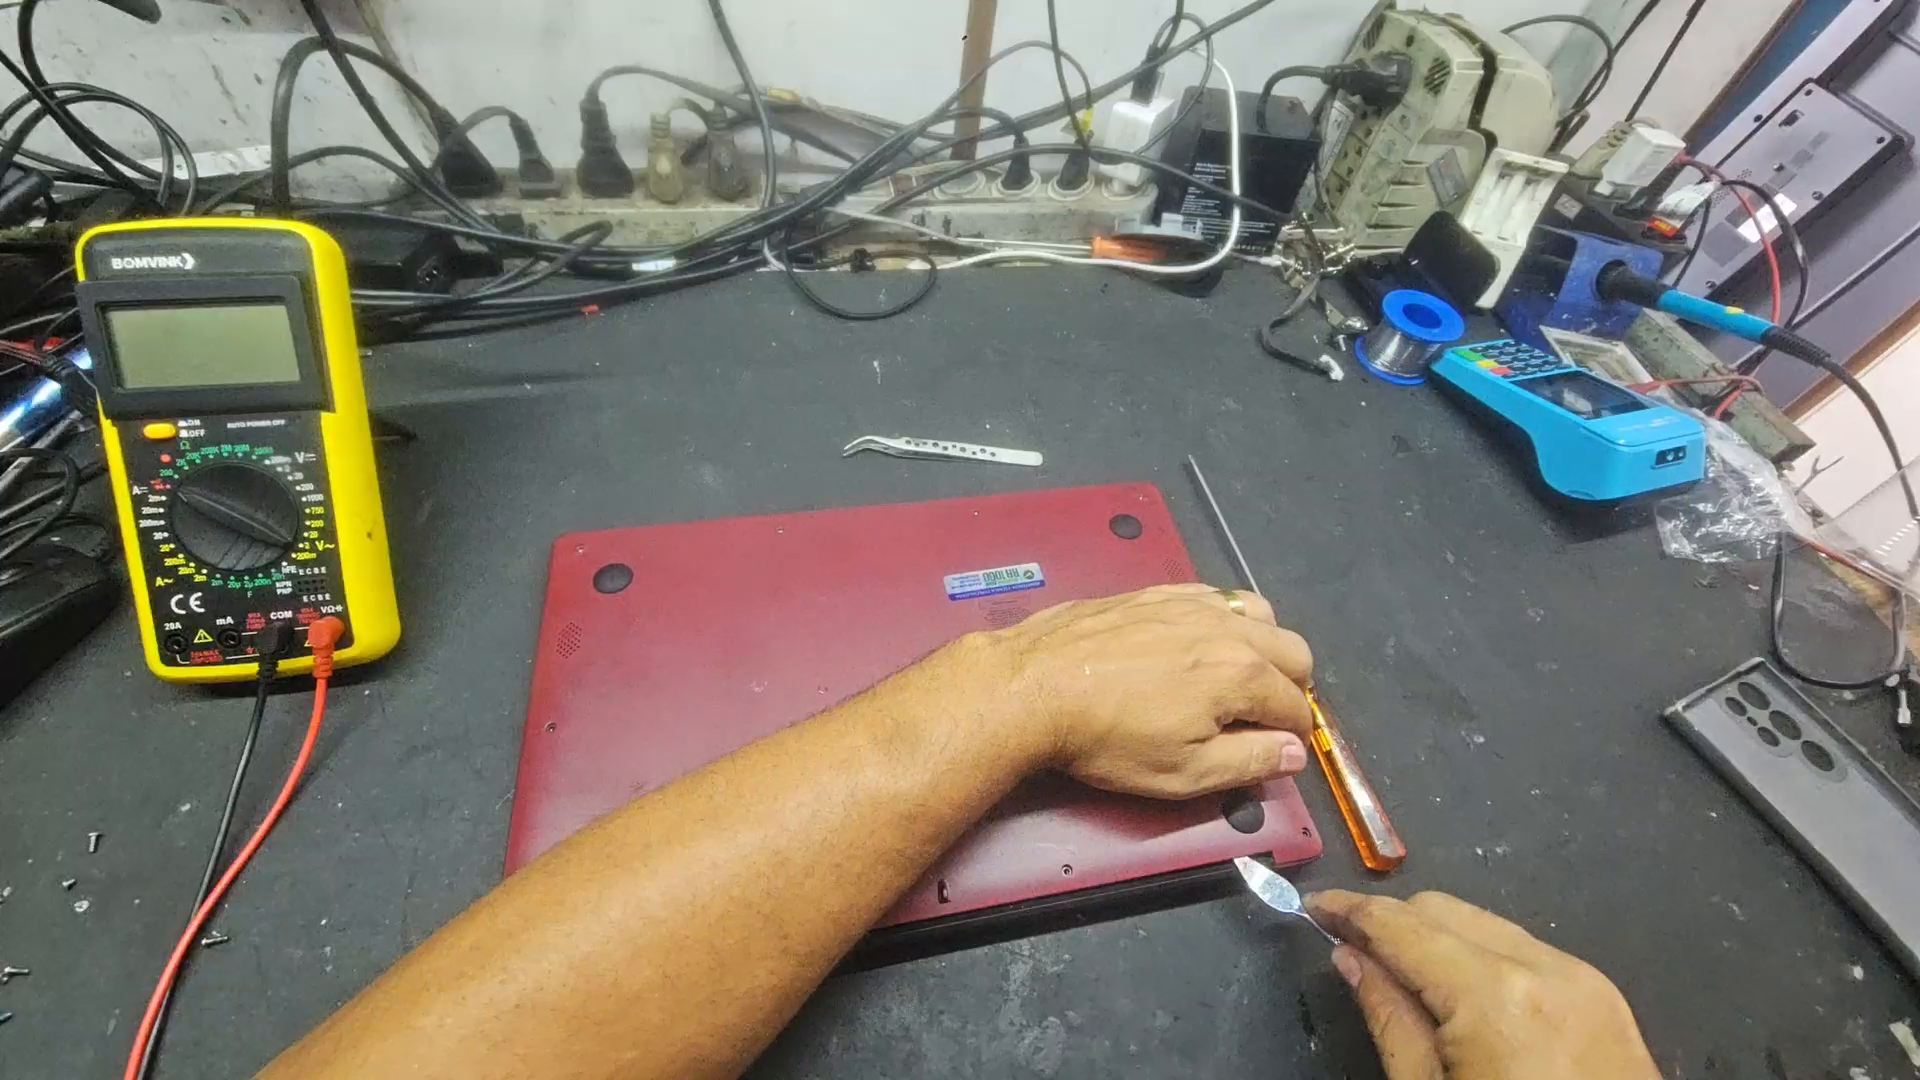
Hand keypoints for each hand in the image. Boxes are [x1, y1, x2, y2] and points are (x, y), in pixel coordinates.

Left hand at [980, 583, 1314, 797]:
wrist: (1034, 685)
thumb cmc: (1109, 738)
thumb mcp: (1185, 772)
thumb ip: (1250, 761)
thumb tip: (1296, 751)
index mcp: (1241, 673)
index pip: (1296, 706)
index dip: (1293, 736)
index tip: (1272, 751)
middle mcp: (1224, 627)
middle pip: (1292, 649)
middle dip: (1290, 685)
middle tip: (1259, 715)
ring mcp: (1185, 601)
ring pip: (1255, 611)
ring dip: (1262, 643)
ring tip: (1232, 673)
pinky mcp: (1151, 591)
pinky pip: (1209, 593)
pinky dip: (1221, 616)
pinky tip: (1193, 638)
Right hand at [1308, 890, 1661, 1079]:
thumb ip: (1388, 1016)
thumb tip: (1350, 957)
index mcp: (1496, 994)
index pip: (1398, 924)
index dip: (1347, 909)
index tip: (1311, 905)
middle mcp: (1544, 968)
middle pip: (1438, 908)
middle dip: (1389, 921)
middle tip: (1350, 947)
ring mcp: (1583, 981)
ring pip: (1478, 922)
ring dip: (1432, 936)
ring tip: (1402, 974)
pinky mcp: (1605, 1001)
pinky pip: (1519, 950)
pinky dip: (1475, 956)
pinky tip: (1458, 993)